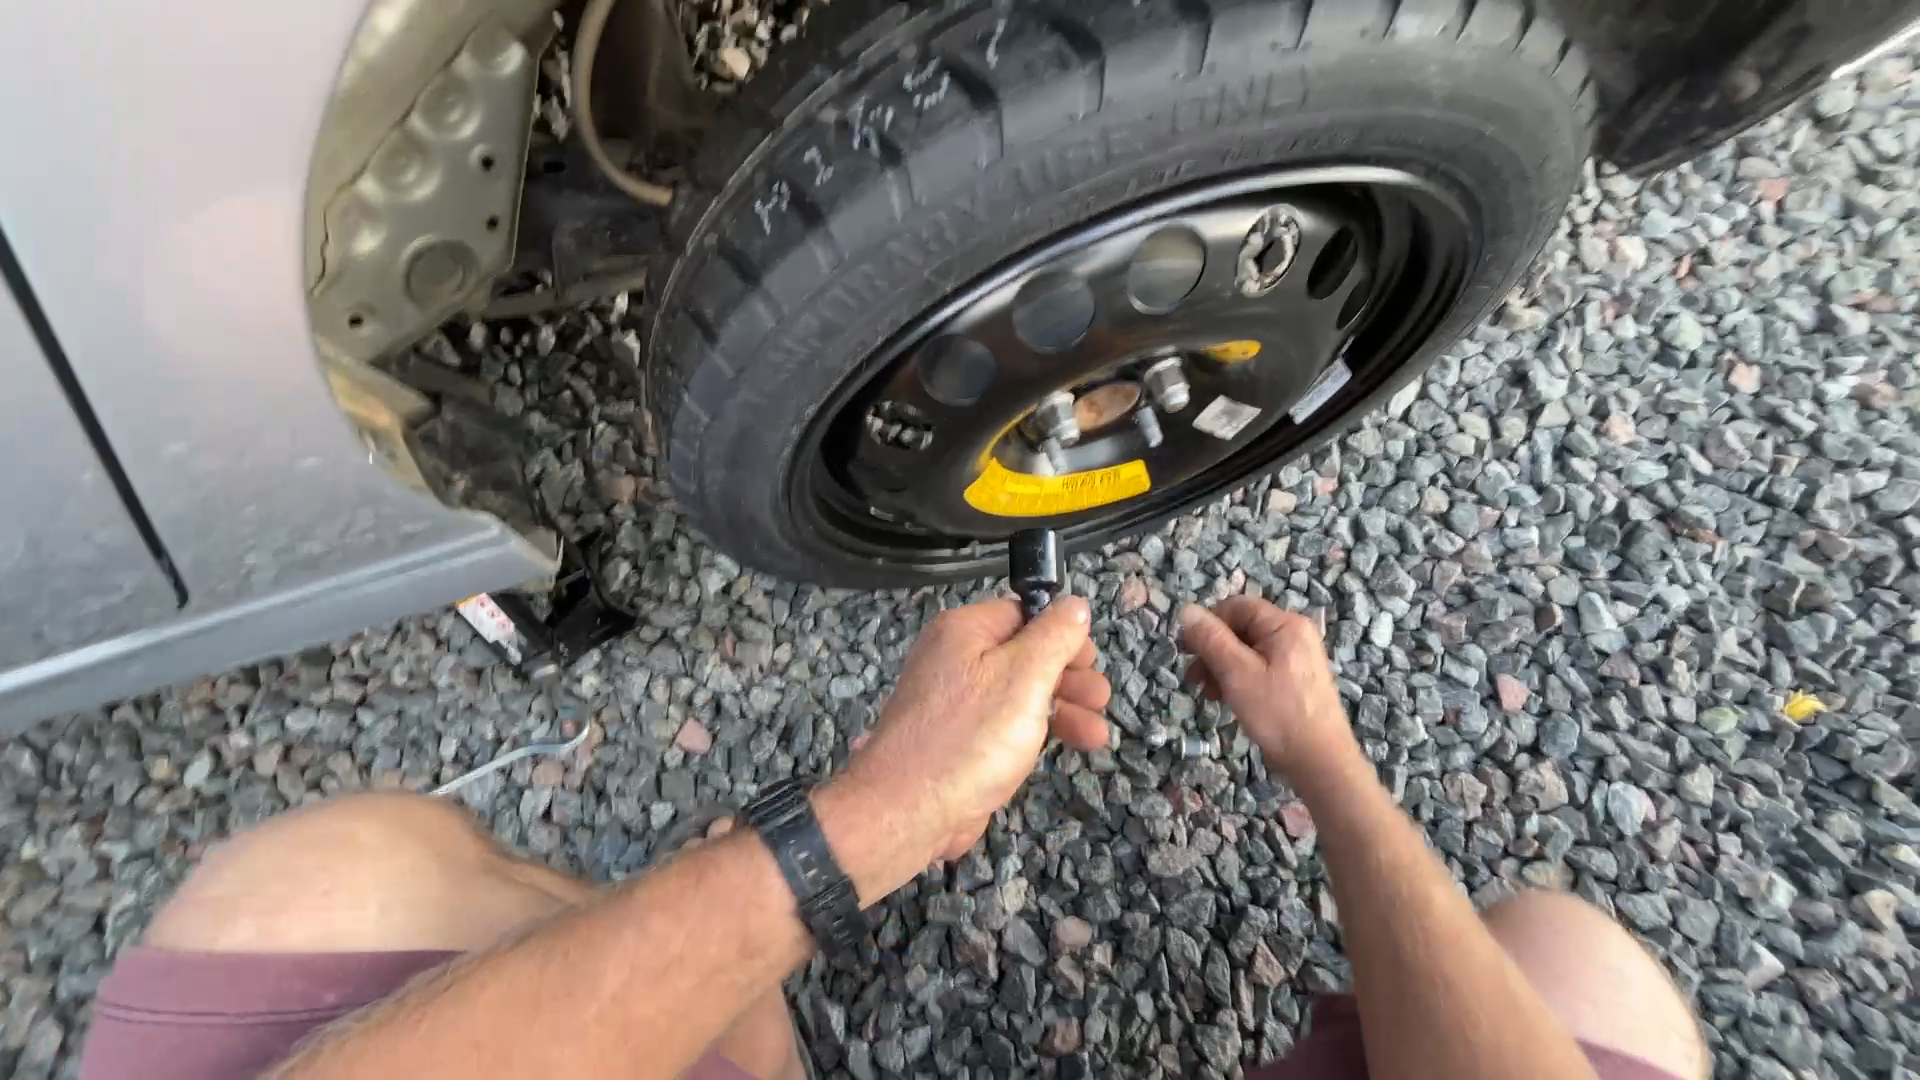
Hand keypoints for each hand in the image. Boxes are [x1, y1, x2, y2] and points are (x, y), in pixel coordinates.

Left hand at [835, 597, 1109, 876]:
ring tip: (1096, 733)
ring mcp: (956, 701)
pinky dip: (1037, 731)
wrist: (909, 810)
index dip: (1061, 633)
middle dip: (1069, 676)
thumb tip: (1074, 604)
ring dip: (1063, 708)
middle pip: (1025, 653)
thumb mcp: (1024, 676)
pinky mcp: (959, 738)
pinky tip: (1067, 747)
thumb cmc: (967, 738)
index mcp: (965, 631)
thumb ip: (1054, 636)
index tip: (1090, 658)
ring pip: (1020, 693)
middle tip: (1099, 697)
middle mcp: (956, 659)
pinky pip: (1005, 724)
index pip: (1022, 612)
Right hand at [1177, 597, 1359, 780]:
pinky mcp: (1294, 679)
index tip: (1189, 650)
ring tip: (1207, 693)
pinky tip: (1226, 698)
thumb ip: (1211, 639)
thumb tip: (1185, 610)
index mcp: (1285, 625)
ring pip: (1247, 650)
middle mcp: (1294, 634)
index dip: (1208, 623)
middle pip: (1240, 628)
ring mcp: (1296, 657)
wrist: (1320, 761)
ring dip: (1221, 666)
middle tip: (1193, 677)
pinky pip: (1258, 666)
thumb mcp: (1237, 673)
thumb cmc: (1278, 712)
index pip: (1236, 606)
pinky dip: (1238, 678)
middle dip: (1212, 650)